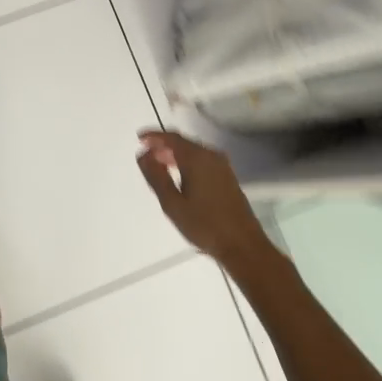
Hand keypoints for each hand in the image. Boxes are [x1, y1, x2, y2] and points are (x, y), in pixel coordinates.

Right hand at [136, 130, 270, 267]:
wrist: (242, 244)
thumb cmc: (204, 225)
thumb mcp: (172, 203)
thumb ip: (156, 176)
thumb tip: (143, 155)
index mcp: (197, 158)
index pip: (171, 138)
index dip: (154, 136)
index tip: (139, 139)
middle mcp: (211, 156)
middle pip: (184, 142)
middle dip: (164, 145)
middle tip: (147, 154)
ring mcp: (222, 166)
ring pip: (194, 151)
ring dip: (176, 154)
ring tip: (160, 165)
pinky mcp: (228, 177)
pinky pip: (203, 160)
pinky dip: (188, 162)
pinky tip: (180, 176)